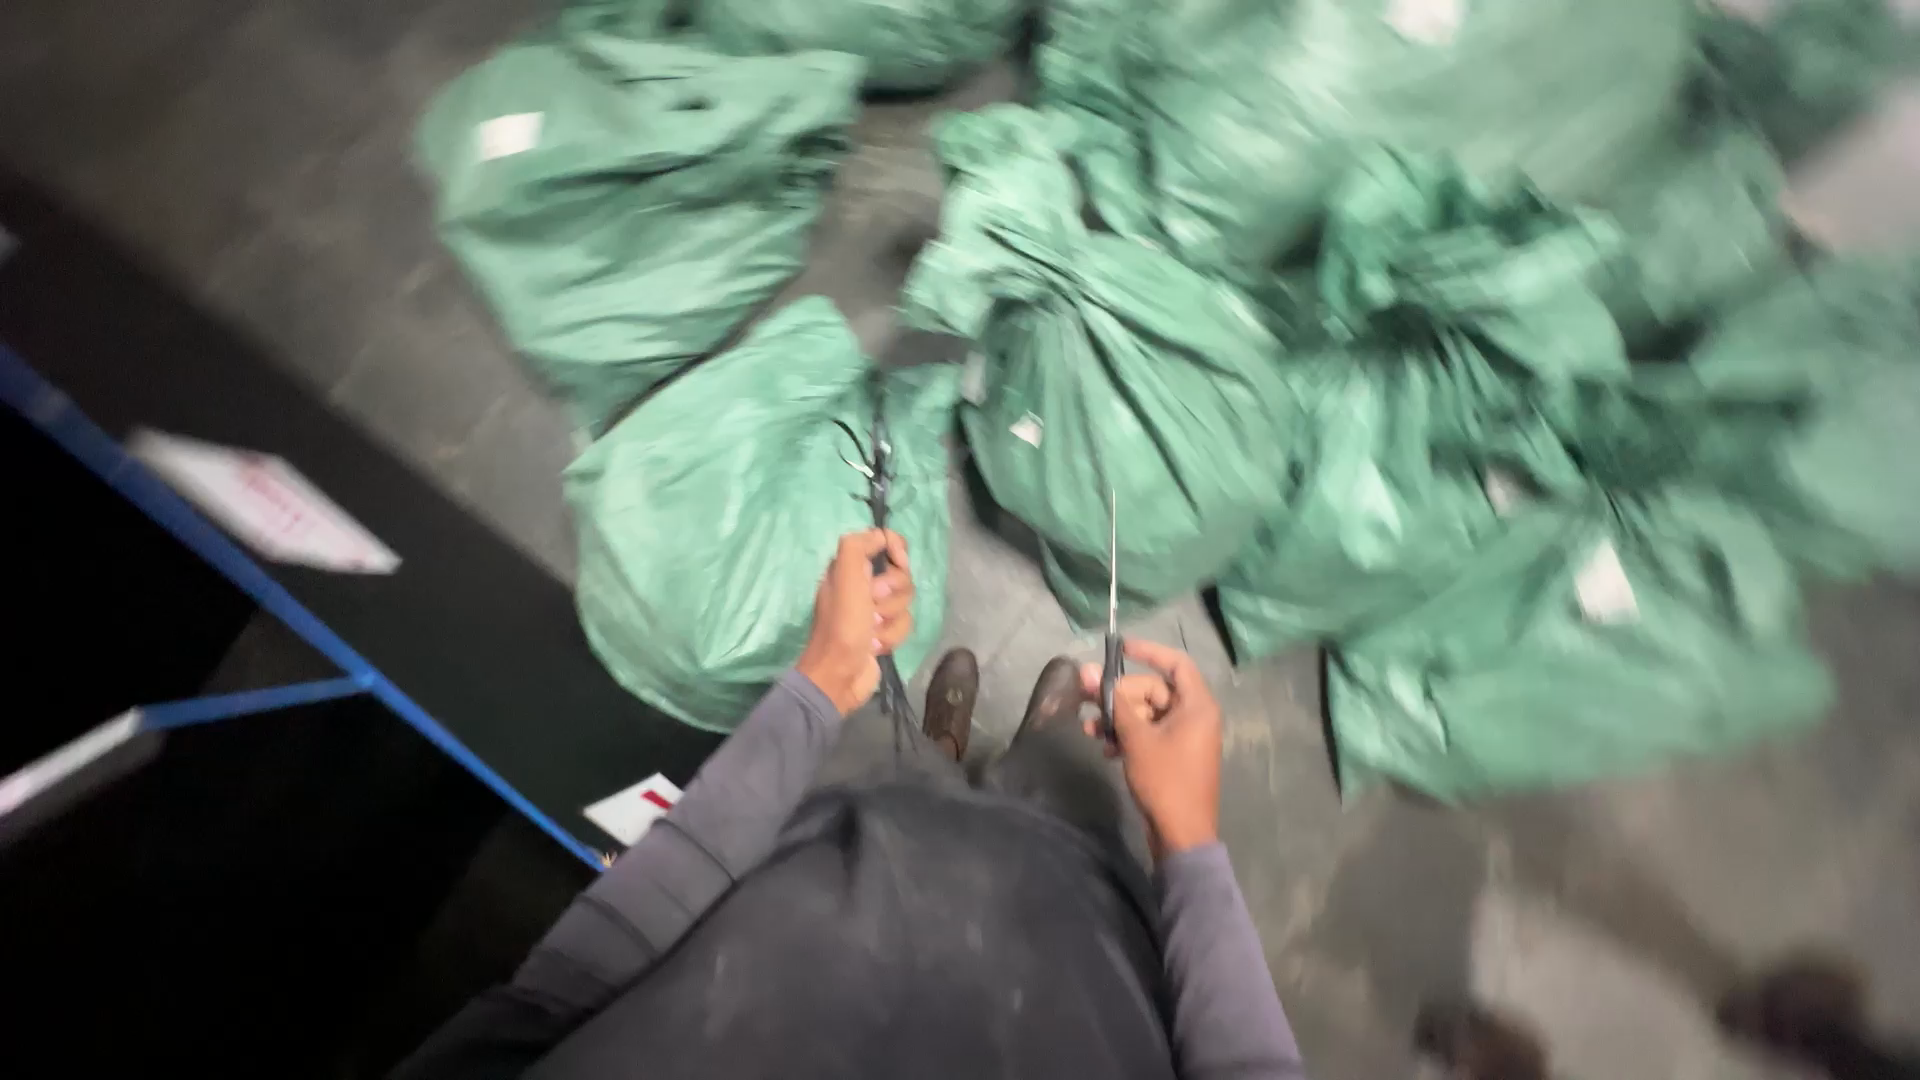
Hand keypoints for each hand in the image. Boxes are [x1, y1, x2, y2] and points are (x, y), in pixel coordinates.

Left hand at [795, 529, 912, 715]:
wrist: (839, 674)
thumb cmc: (842, 625)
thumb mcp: (844, 576)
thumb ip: (859, 546)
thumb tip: (882, 537)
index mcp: (849, 566)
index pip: (884, 541)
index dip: (897, 549)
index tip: (899, 562)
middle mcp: (862, 584)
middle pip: (901, 574)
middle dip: (892, 592)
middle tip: (873, 605)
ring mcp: (874, 610)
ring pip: (905, 601)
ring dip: (891, 618)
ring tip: (872, 631)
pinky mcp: (884, 631)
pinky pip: (905, 623)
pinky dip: (893, 635)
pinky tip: (876, 646)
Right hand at [1079, 639, 1221, 859]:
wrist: (1181, 834)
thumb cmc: (1165, 780)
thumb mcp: (1135, 737)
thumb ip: (1112, 702)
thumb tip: (1085, 670)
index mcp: (1197, 706)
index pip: (1176, 663)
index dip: (1148, 651)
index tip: (1119, 648)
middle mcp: (1195, 716)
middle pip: (1153, 689)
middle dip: (1120, 696)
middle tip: (1091, 702)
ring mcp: (1184, 736)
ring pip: (1146, 713)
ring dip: (1118, 718)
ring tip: (1090, 730)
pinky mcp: (1173, 754)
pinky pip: (1148, 732)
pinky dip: (1127, 735)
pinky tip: (1105, 747)